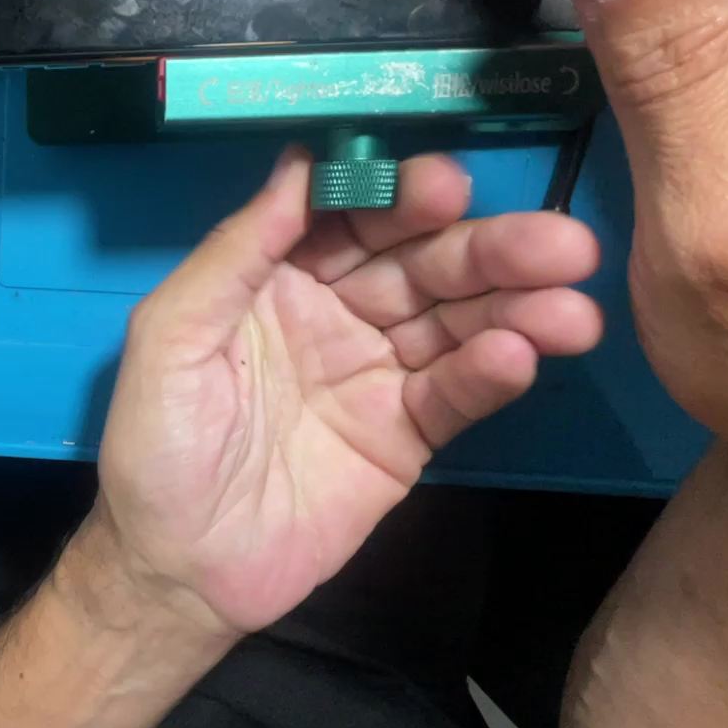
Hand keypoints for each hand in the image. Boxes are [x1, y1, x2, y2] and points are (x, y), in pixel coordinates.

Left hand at [85, 150, 601, 636]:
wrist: (181, 566)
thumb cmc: (157, 444)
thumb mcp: (171, 335)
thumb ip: (234, 253)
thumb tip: (300, 162)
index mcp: (269, 282)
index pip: (346, 222)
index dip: (395, 199)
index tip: (445, 187)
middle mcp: (327, 315)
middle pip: (416, 266)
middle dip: (483, 249)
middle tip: (556, 241)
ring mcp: (369, 375)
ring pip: (451, 324)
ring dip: (514, 306)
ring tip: (570, 302)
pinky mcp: (402, 436)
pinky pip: (452, 395)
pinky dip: (488, 374)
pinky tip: (519, 355)